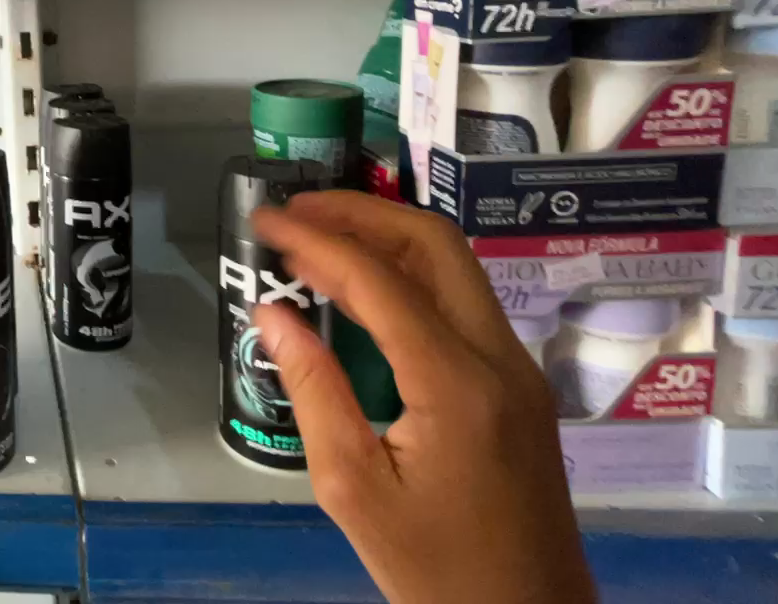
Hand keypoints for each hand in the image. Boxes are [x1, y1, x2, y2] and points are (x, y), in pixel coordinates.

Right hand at [251, 192, 595, 603]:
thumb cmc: (432, 566)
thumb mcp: (350, 485)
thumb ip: (312, 388)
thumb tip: (271, 311)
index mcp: (457, 385)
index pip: (378, 280)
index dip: (313, 239)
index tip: (262, 219)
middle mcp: (499, 360)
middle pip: (434, 246)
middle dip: (358, 213)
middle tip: (294, 211)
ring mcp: (515, 369)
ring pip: (451, 265)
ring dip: (380, 235)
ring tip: (313, 233)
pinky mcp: (513, 384)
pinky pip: (455, 298)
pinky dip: (400, 270)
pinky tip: (354, 282)